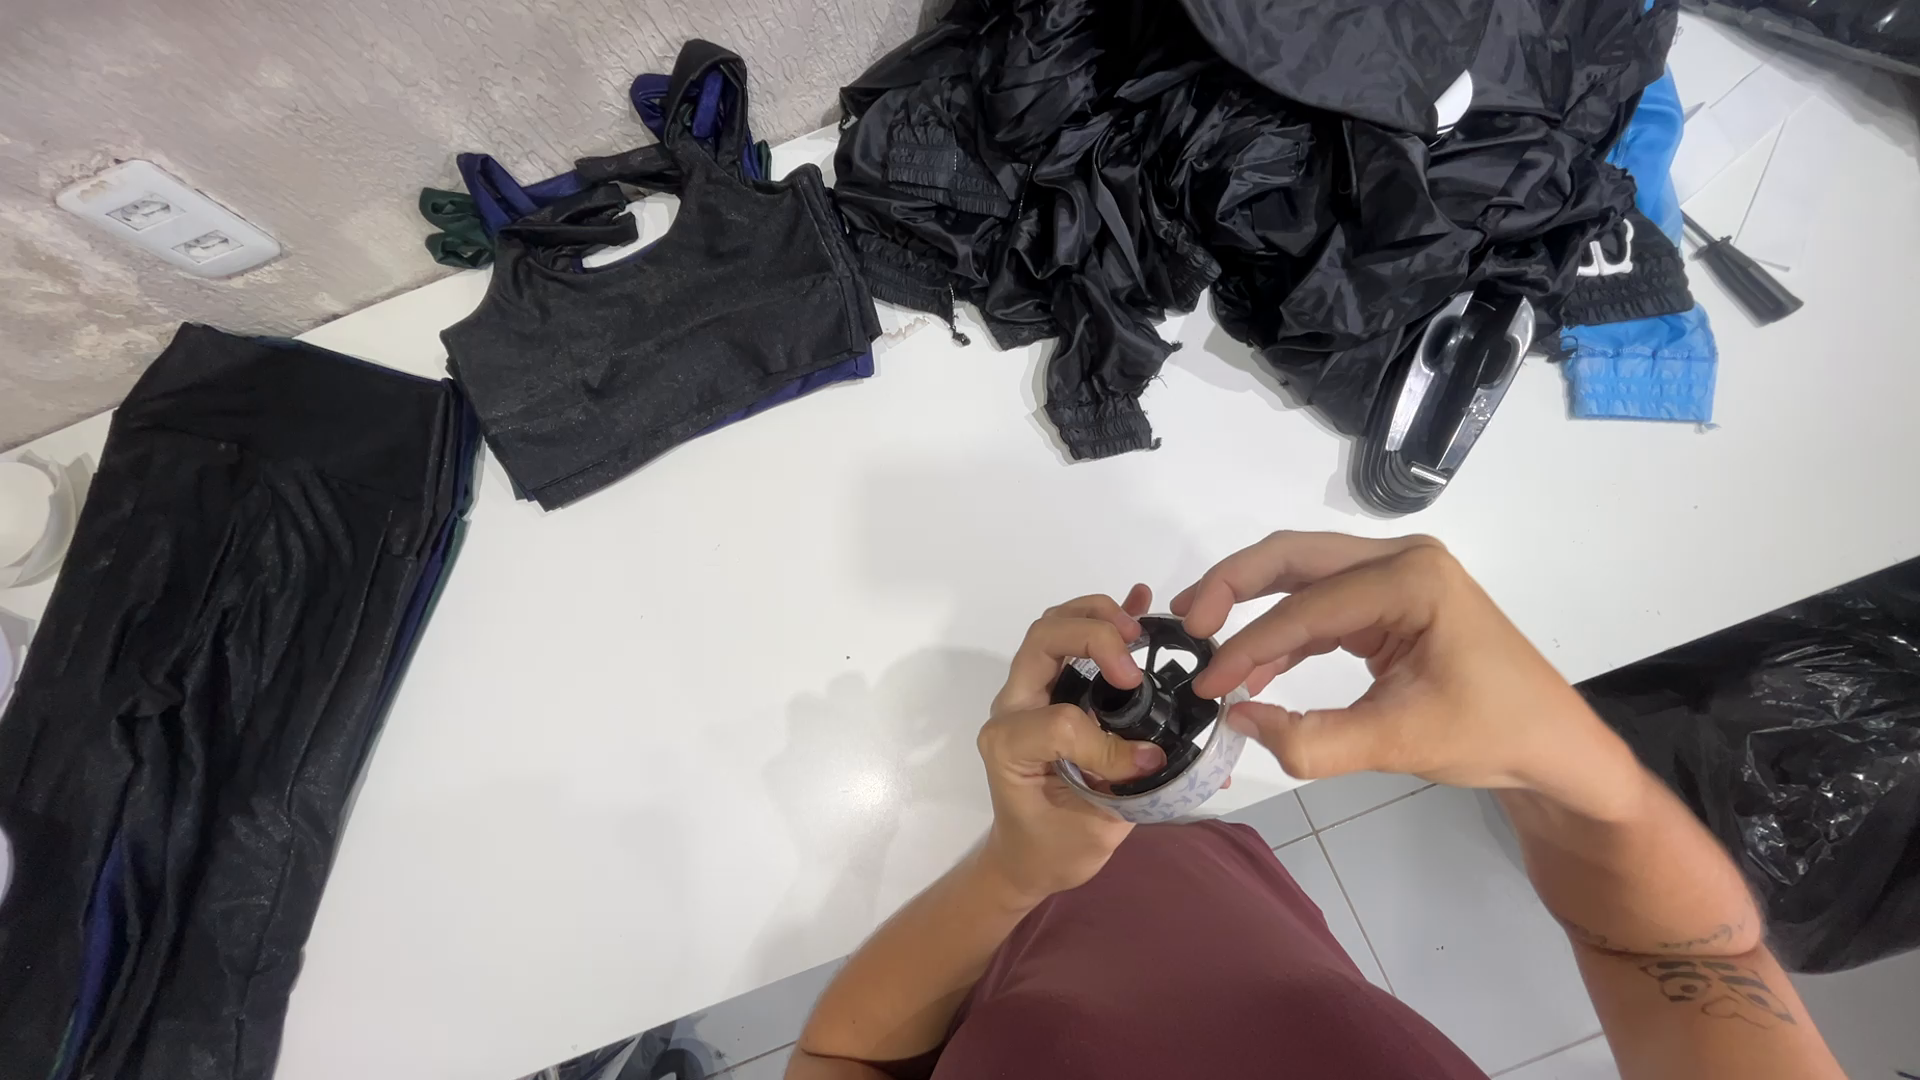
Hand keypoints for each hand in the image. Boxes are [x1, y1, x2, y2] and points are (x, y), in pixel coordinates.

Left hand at [975, 587, 1168, 906]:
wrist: (1027, 853)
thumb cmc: (1050, 848)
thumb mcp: (1090, 829)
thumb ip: (1122, 788)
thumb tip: (1160, 751)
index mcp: (1011, 746)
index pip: (1059, 722)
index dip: (1106, 743)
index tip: (1145, 764)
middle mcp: (1013, 707)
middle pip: (1043, 640)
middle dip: (1093, 638)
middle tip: (1134, 667)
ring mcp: (1029, 692)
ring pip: (1051, 627)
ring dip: (1095, 616)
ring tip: (1136, 632)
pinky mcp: (1050, 688)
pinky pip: (1067, 636)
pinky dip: (1100, 615)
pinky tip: (1138, 601)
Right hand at [1172, 531, 1638, 816]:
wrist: (1556, 748)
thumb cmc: (1493, 737)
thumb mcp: (1396, 743)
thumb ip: (1308, 738)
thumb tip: (1234, 717)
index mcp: (1411, 580)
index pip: (1306, 607)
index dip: (1247, 646)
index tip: (1205, 683)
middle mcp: (1399, 558)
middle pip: (1291, 555)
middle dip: (1231, 585)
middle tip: (1186, 620)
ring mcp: (1392, 573)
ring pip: (1297, 570)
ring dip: (1247, 600)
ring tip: (1202, 632)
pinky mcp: (1385, 597)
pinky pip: (1316, 600)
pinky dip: (1280, 628)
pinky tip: (1254, 665)